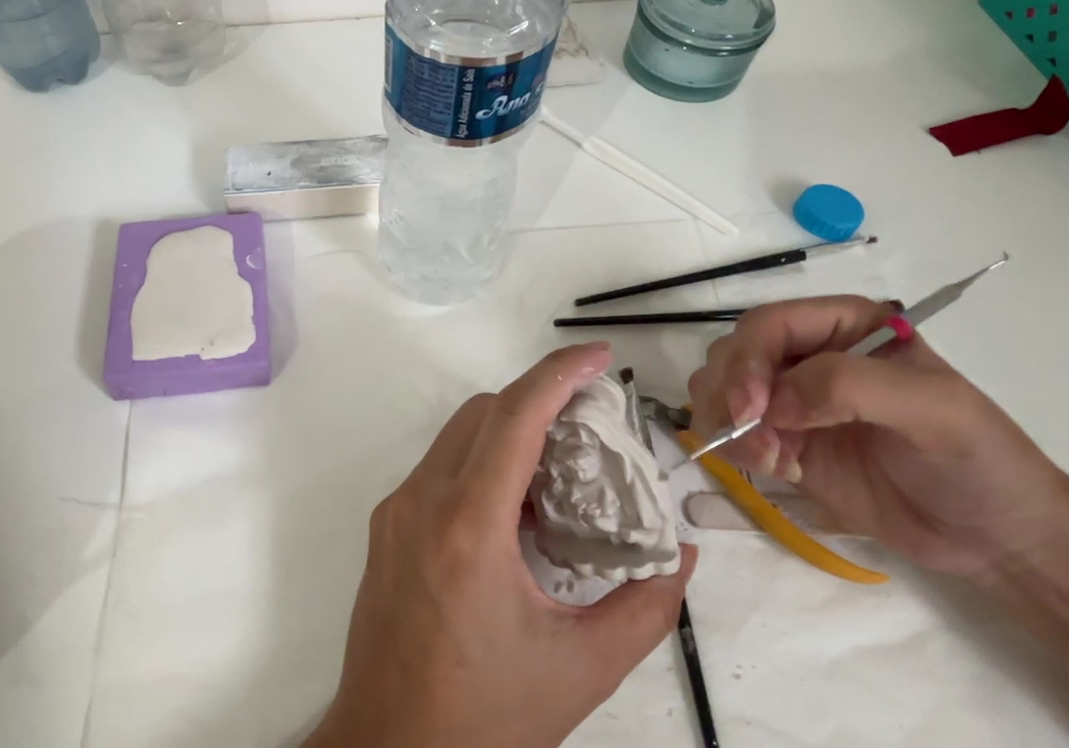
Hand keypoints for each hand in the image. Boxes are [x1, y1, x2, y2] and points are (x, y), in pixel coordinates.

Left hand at [305, 342, 697, 747]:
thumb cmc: (484, 716)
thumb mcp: (581, 668)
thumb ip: (645, 606)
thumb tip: (683, 555)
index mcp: (467, 526)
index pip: (513, 418)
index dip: (558, 373)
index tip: (598, 355)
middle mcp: (421, 503)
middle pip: (481, 414)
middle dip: (539, 400)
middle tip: (594, 423)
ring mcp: (395, 514)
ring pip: (456, 437)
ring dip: (509, 433)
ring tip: (563, 470)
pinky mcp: (386, 531)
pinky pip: (439, 470)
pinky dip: (481, 465)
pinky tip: (518, 511)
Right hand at [686, 296, 1068, 578]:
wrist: (996, 537)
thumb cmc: (978, 460)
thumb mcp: (932, 409)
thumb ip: (851, 386)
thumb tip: (775, 402)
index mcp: (846, 327)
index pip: (768, 324)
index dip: (748, 360)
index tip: (752, 410)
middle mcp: (810, 355)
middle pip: (734, 352)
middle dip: (731, 393)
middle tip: (756, 442)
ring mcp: (793, 400)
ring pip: (719, 387)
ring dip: (726, 420)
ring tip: (767, 459)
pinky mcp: (783, 442)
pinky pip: (729, 429)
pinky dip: (733, 446)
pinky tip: (774, 468)